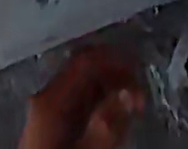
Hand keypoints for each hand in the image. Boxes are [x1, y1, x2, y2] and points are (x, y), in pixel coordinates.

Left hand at [17, 46, 144, 148]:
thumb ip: (107, 124)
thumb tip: (128, 91)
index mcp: (50, 99)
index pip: (83, 62)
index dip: (113, 60)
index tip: (139, 68)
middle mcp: (46, 98)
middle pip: (82, 71)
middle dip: (113, 74)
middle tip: (141, 91)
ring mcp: (47, 112)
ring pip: (81, 86)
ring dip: (108, 88)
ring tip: (134, 104)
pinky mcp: (50, 128)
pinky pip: (77, 103)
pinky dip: (99, 103)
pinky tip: (115, 114)